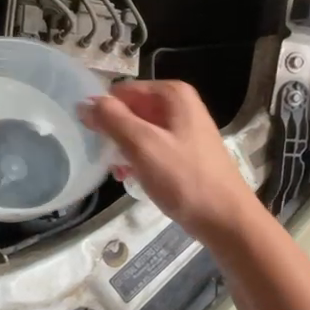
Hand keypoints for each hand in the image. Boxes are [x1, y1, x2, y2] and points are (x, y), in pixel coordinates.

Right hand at [80, 80, 261, 243]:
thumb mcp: (142, 145)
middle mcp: (180, 105)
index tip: (93, 139)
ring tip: (120, 173)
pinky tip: (134, 179)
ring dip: (124, 150)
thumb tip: (84, 103)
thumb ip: (111, 119)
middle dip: (114, 133)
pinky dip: (139, 160)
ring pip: (140, 131)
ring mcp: (185, 129)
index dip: (104, 112)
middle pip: (131, 110)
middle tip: (107, 159)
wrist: (225, 218)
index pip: (121, 91)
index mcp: (172, 94)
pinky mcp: (185, 152)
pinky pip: (152, 147)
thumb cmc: (183, 179)